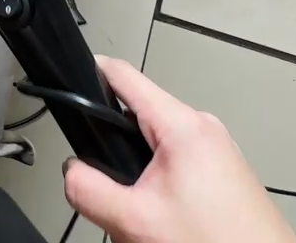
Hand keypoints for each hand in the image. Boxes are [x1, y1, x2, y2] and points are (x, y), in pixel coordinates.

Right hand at [64, 57, 295, 242]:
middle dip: (113, 141)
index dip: (87, 72)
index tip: (66, 86)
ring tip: (139, 210)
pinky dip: (161, 180)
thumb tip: (71, 170)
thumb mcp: (136, 223)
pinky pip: (179, 160)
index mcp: (183, 125)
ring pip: (157, 140)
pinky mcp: (229, 175)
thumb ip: (88, 189)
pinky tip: (164, 220)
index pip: (121, 73)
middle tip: (105, 179)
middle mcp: (204, 128)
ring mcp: (220, 151)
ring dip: (138, 167)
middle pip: (136, 111)